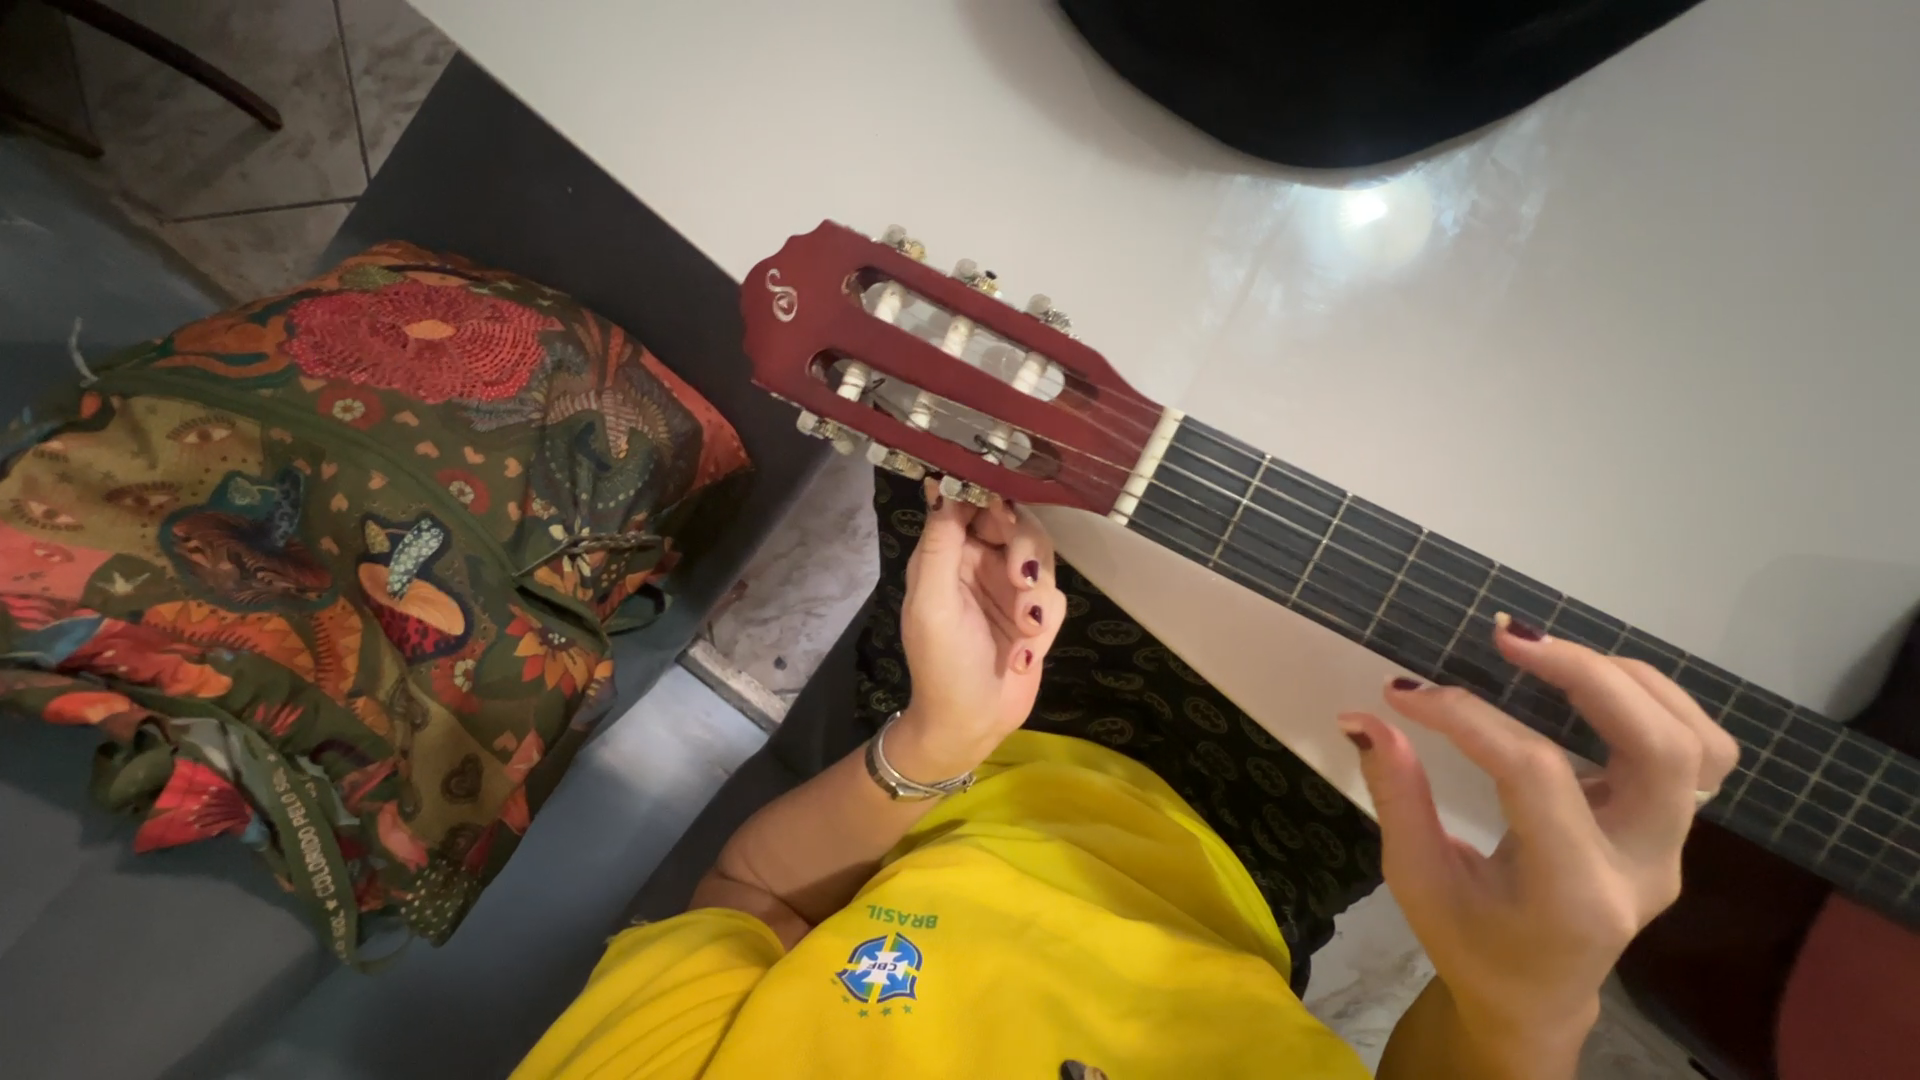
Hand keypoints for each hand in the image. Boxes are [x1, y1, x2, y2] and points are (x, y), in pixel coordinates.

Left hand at [890, 479, 1066, 781]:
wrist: (971, 724)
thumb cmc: (942, 665)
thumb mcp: (932, 604)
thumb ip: (940, 543)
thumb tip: (939, 482)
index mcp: (947, 554)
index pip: (974, 504)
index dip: (994, 500)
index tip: (1006, 514)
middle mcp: (981, 562)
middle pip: (1018, 524)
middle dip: (1025, 550)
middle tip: (1020, 580)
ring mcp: (1011, 588)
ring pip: (1043, 559)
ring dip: (1036, 596)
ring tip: (1023, 630)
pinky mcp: (1037, 615)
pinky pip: (1056, 597)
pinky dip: (1043, 625)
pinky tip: (1022, 655)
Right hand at [1341, 615, 1739, 1064]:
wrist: (1534, 996)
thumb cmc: (1466, 943)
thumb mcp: (1414, 876)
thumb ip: (1395, 794)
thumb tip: (1363, 717)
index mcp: (1571, 888)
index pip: (1532, 772)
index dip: (1464, 716)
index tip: (1401, 692)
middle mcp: (1643, 866)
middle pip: (1660, 750)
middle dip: (1582, 675)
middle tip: (1503, 636)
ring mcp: (1671, 848)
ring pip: (1699, 745)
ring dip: (1625, 679)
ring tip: (1545, 650)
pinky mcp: (1670, 830)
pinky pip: (1696, 752)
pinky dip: (1647, 699)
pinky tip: (1584, 680)